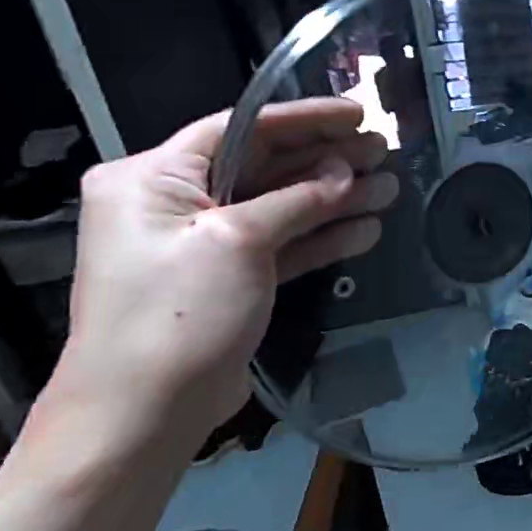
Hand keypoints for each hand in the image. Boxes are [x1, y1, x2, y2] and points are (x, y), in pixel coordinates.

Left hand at [30, 99, 397, 460]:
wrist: (143, 417)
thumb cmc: (178, 313)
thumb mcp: (236, 242)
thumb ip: (295, 200)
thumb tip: (344, 174)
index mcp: (152, 176)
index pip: (239, 128)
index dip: (302, 118)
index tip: (354, 113)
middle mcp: (171, 202)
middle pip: (262, 167)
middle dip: (325, 161)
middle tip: (382, 150)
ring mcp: (200, 244)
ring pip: (276, 208)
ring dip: (331, 201)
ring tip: (389, 189)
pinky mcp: (224, 281)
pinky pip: (275, 246)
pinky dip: (316, 239)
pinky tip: (364, 230)